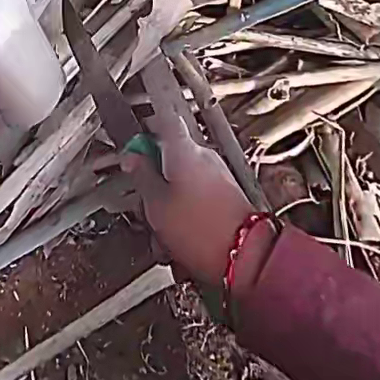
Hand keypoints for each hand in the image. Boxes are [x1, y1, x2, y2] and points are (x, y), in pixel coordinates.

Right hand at [140, 109, 267, 287]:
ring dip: (167, 203)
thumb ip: (141, 175)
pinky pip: (196, 199)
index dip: (145, 129)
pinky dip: (184, 215)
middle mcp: (205, 157)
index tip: (133, 147)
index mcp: (184, 150)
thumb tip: (132, 158)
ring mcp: (218, 177)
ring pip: (181, 181)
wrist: (247, 258)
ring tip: (161, 232)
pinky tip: (178, 242)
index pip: (164, 120)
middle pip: (170, 155)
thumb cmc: (200, 229)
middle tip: (142, 198)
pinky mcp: (227, 198)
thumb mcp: (155, 202)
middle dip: (153, 177)